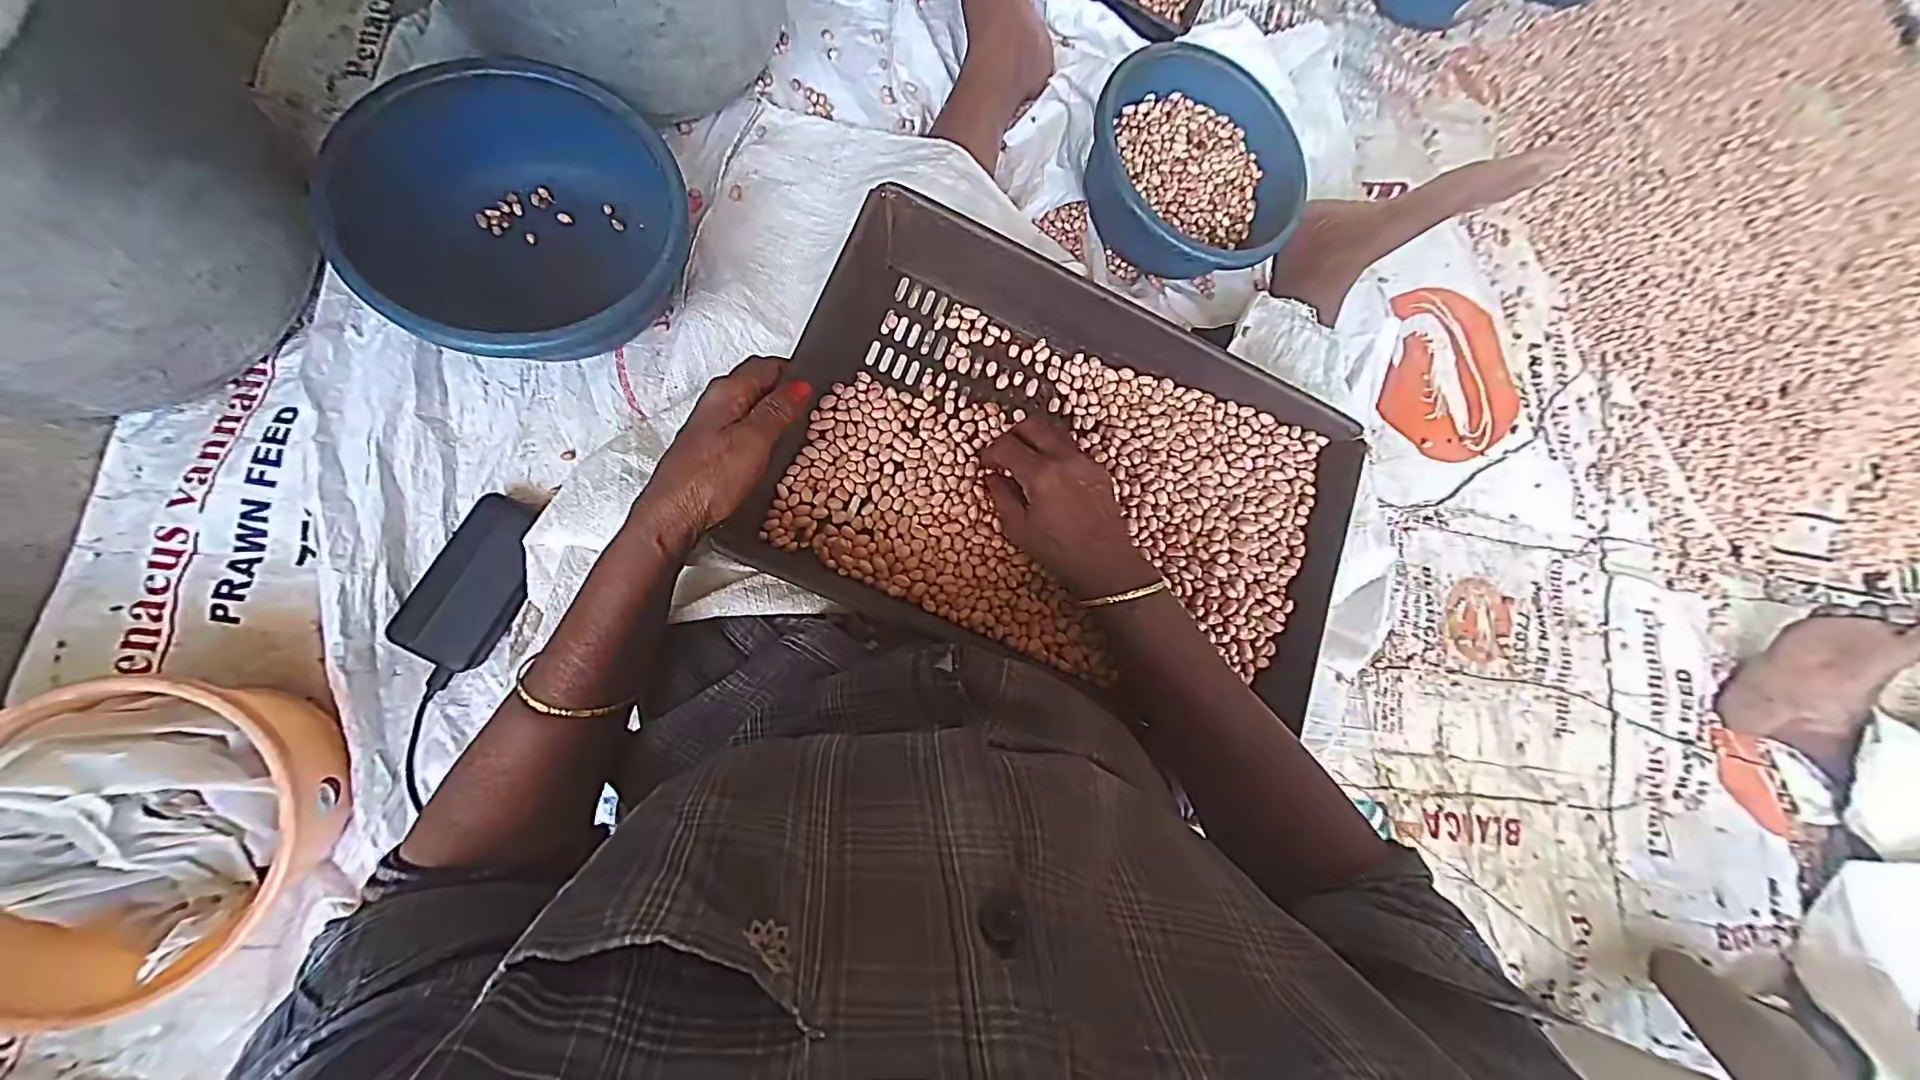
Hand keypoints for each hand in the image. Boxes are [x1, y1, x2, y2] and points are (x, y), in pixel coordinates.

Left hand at [635, 356, 810, 550]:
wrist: (674, 515)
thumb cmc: (710, 479)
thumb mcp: (755, 439)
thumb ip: (778, 409)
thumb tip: (800, 386)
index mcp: (726, 392)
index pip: (767, 366)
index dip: (795, 373)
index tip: (819, 385)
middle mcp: (716, 404)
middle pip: (758, 384)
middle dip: (787, 391)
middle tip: (816, 406)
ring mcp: (712, 427)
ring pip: (752, 408)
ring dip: (776, 414)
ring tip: (801, 428)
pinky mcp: (712, 450)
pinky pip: (745, 430)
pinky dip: (764, 433)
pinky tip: (775, 449)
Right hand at [979, 417, 1158, 597]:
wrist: (1105, 563)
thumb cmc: (1060, 552)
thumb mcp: (1019, 529)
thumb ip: (1002, 497)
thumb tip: (993, 478)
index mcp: (1041, 474)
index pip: (1006, 445)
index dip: (989, 453)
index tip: (985, 465)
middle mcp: (1065, 459)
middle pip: (1031, 426)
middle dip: (1011, 436)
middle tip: (1002, 456)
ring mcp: (1085, 461)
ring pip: (1054, 433)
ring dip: (1034, 441)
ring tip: (1024, 465)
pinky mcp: (1098, 470)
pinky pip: (1070, 449)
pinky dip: (1053, 453)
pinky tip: (1048, 478)